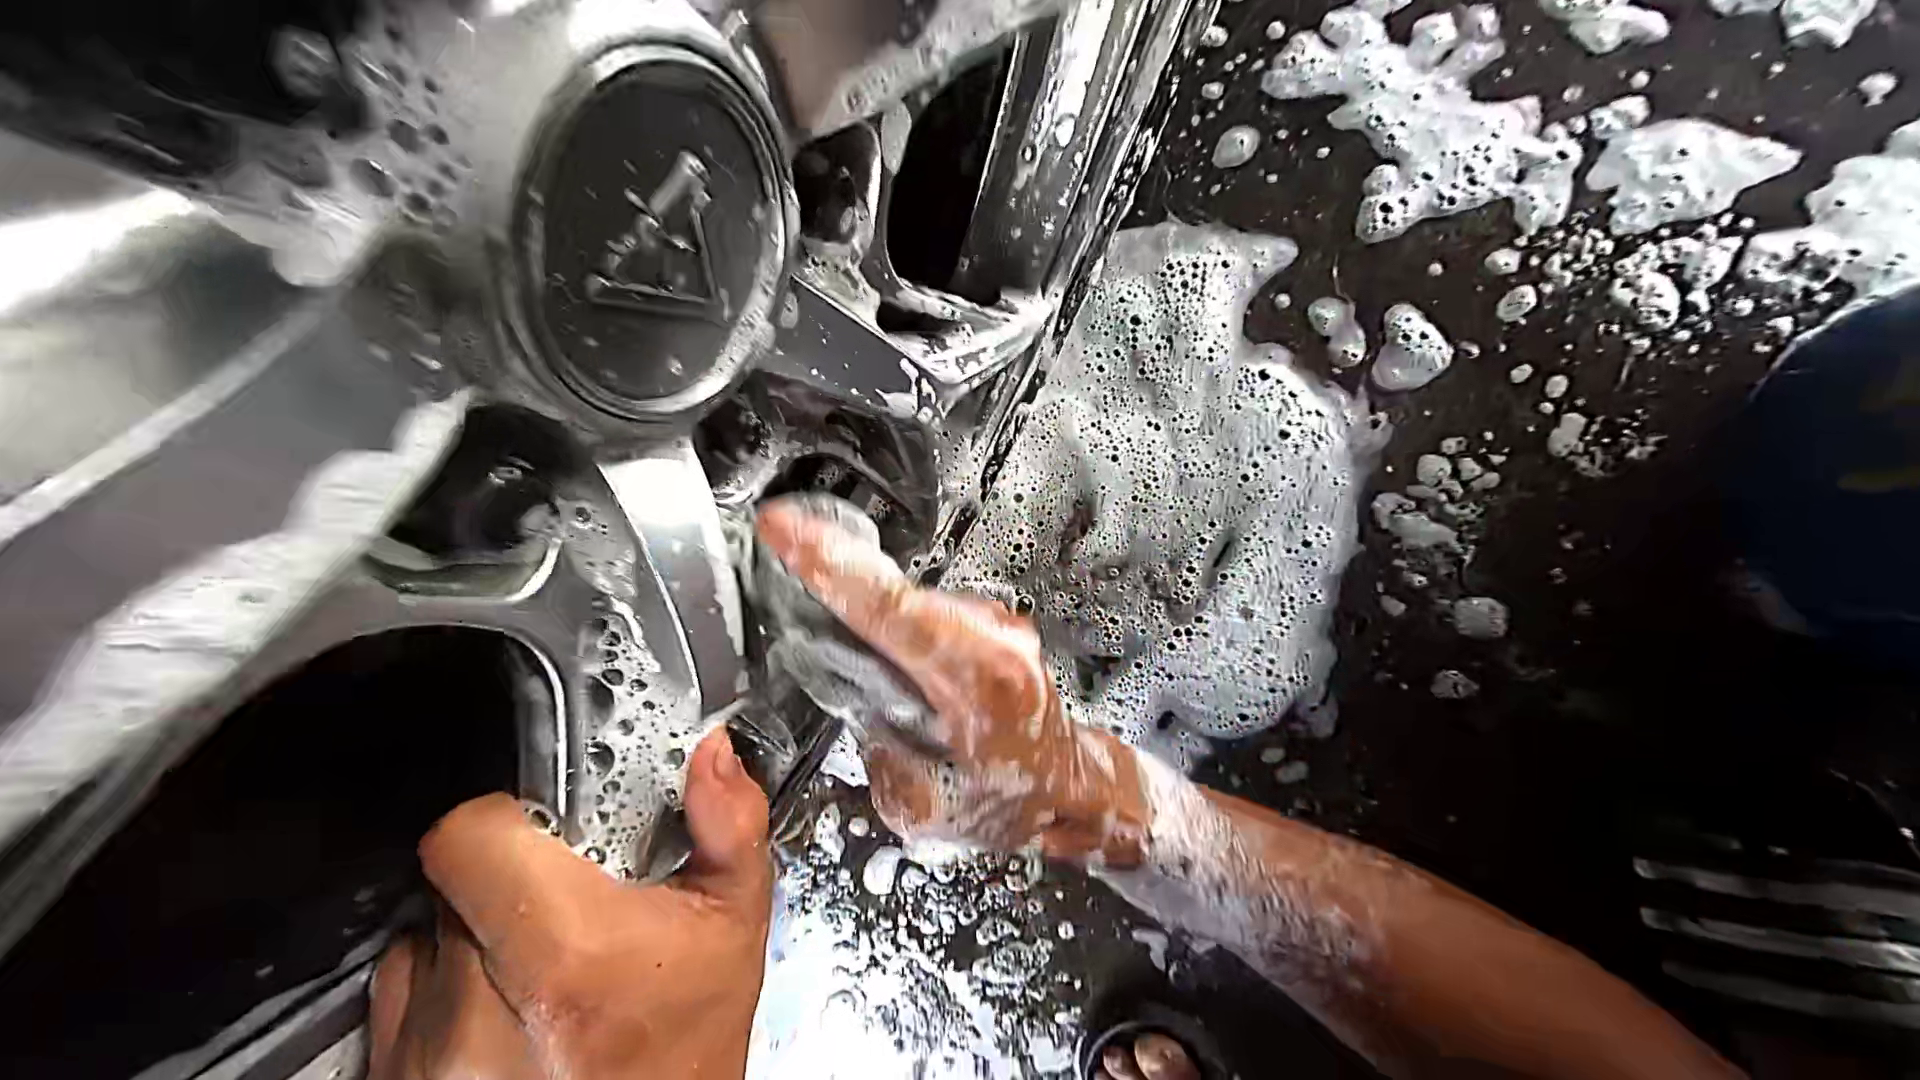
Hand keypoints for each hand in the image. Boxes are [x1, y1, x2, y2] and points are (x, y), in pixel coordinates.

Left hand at [367, 728, 772, 1079]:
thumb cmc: (690, 1040)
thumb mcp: (737, 917)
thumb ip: (729, 821)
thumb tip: (711, 753)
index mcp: (563, 944)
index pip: (468, 834)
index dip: (512, 815)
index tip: (554, 829)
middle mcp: (472, 1005)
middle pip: (464, 876)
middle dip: (524, 871)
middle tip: (582, 900)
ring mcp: (422, 1051)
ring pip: (436, 926)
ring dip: (492, 924)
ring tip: (555, 956)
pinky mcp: (395, 1072)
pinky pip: (411, 984)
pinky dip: (461, 978)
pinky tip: (520, 999)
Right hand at [755, 498, 1148, 863]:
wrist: (1064, 785)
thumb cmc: (1012, 800)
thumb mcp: (923, 803)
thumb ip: (877, 748)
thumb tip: (852, 698)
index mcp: (979, 680)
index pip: (891, 607)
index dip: (832, 565)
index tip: (784, 528)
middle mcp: (993, 637)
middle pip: (896, 590)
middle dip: (835, 567)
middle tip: (780, 541)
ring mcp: (997, 623)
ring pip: (910, 597)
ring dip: (864, 597)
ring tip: (822, 596)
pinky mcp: (991, 622)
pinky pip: (927, 608)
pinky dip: (893, 614)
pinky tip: (877, 637)